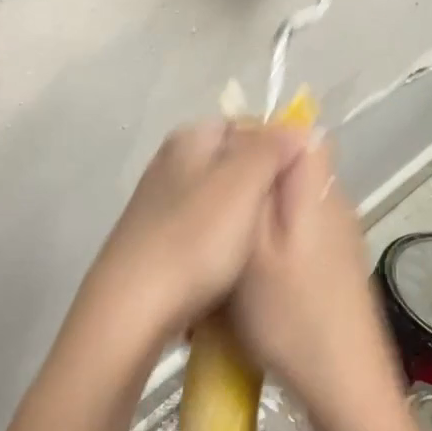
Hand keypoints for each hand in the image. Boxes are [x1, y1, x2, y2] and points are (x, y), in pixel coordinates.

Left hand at [75, 120, 307, 348]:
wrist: (132, 306)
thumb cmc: (193, 240)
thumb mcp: (240, 185)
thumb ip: (268, 150)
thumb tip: (295, 127)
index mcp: (186, 141)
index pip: (240, 125)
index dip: (274, 145)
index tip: (298, 178)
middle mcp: (167, 165)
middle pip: (227, 162)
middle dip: (259, 183)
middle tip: (286, 215)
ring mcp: (156, 205)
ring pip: (214, 200)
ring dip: (239, 218)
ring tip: (262, 244)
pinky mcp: (153, 242)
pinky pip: (199, 232)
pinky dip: (217, 244)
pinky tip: (229, 265)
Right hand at [231, 138, 402, 423]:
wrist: (341, 386)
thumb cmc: (287, 314)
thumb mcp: (256, 245)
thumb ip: (260, 187)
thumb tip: (266, 132)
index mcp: (317, 192)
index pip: (295, 134)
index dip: (255, 138)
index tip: (217, 167)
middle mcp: (333, 208)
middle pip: (285, 172)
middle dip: (246, 186)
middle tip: (206, 215)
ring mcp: (336, 241)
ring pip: (284, 209)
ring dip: (250, 222)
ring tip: (216, 250)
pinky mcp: (332, 270)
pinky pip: (289, 239)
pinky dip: (262, 250)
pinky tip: (241, 279)